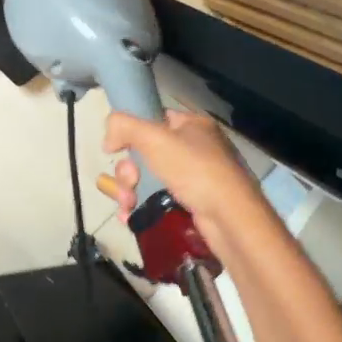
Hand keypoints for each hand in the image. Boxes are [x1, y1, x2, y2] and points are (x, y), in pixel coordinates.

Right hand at [101, 110, 261, 227]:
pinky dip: (142, 206)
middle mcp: (198, 149)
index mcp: (194, 125)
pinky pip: (159, 200)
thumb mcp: (152, 137)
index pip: (154, 118)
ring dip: (130, 189)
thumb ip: (122, 125)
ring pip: (149, 177)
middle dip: (128, 169)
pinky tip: (129, 216)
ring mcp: (199, 179)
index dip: (132, 131)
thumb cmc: (195, 170)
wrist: (233, 222)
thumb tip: (108, 141)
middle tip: (128, 182)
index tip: (118, 148)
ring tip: (127, 204)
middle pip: (146, 152)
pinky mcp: (196, 206)